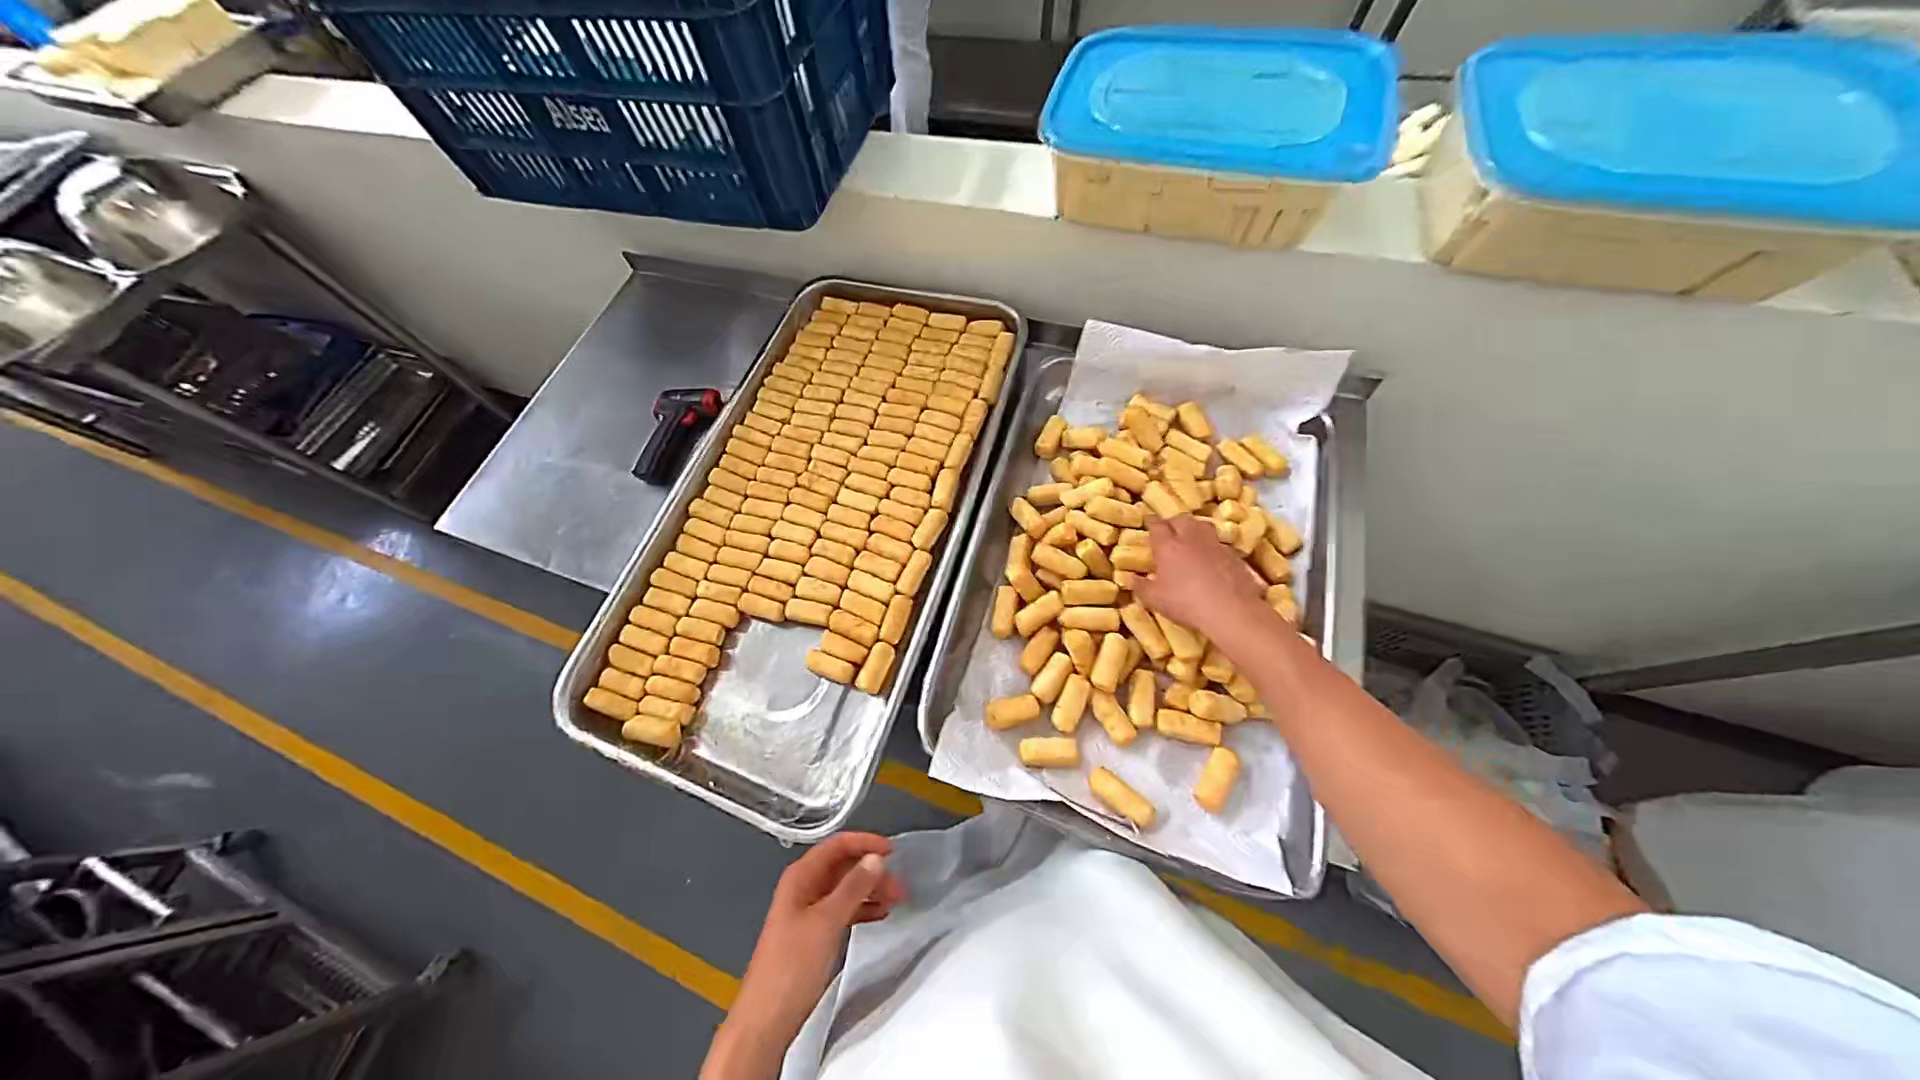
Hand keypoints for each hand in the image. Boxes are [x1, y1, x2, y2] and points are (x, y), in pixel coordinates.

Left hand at [731, 833, 904, 1035]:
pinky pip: (843, 910)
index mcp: (801, 877)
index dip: (865, 843)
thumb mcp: (827, 921)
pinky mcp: (813, 934)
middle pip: (843, 866)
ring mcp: (808, 911)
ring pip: (845, 888)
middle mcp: (803, 888)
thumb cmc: (792, 966)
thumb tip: (875, 859)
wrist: (766, 1020)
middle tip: (898, 884)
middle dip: (872, 870)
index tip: (892, 851)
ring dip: (870, 890)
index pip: (837, 845)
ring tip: (895, 899)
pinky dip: (861, 908)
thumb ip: (853, 887)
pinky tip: (878, 914)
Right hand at [1132, 515, 1269, 642]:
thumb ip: (1140, 586)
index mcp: (1168, 545)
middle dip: (1173, 522)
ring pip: (1203, 525)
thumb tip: (1129, 577)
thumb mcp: (1155, 599)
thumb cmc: (1186, 603)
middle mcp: (1191, 538)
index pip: (1156, 525)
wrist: (1231, 610)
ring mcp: (1215, 544)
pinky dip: (1211, 546)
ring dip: (1194, 528)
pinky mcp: (1233, 555)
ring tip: (1190, 539)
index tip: (1147, 520)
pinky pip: (1218, 543)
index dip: (1151, 521)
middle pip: (1181, 519)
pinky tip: (1210, 558)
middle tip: (1168, 531)